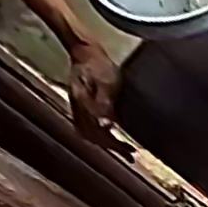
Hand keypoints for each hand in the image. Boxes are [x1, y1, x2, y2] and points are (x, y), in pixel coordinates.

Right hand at [68, 41, 132, 156]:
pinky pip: (86, 128)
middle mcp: (77, 107)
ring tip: (125, 153)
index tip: (129, 148)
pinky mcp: (79, 107)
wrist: (85, 51)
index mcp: (82, 101)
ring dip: (107, 145)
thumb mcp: (106, 81)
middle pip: (93, 136)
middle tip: (131, 155)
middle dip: (113, 147)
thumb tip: (105, 124)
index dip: (112, 142)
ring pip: (89, 134)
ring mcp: (76, 107)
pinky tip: (112, 140)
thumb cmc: (99, 64)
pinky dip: (100, 138)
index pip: (96, 130)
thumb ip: (104, 103)